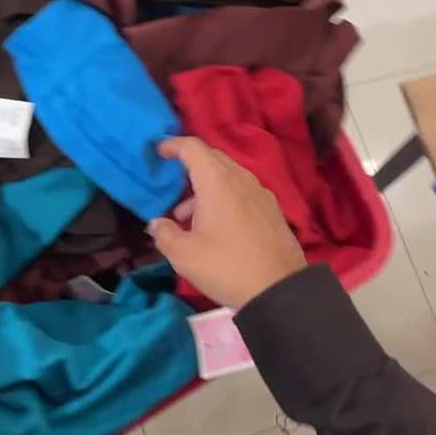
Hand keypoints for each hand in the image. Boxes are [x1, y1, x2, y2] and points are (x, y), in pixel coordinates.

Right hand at [149, 137, 305, 309]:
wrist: (279, 289)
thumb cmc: (226, 266)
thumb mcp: (185, 255)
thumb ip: (165, 234)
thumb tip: (156, 223)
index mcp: (217, 181)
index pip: (192, 147)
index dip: (172, 145)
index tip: (158, 152)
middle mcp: (240, 178)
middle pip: (211, 158)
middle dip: (189, 166)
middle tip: (172, 187)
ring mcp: (260, 192)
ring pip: (227, 176)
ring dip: (205, 188)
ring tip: (188, 218)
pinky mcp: (272, 208)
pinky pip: (242, 191)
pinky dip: (224, 197)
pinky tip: (217, 226)